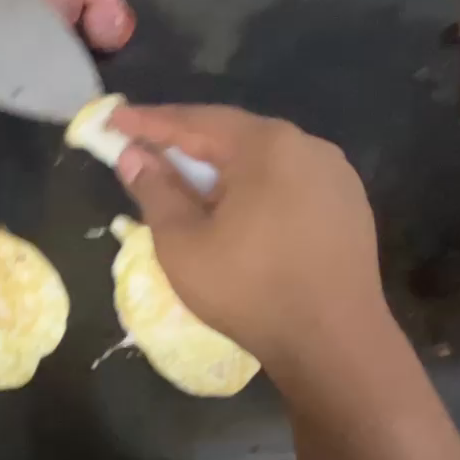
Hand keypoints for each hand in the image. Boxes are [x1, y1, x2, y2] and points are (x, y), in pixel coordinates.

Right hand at [109, 104, 390, 371]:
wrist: (331, 340)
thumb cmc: (247, 289)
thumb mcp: (183, 243)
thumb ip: (156, 193)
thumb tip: (133, 156)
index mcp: (266, 147)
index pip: (195, 122)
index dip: (148, 122)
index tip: (113, 119)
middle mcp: (307, 146)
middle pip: (232, 136)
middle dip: (185, 143)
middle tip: (145, 150)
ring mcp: (334, 175)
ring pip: (262, 161)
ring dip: (219, 169)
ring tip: (186, 185)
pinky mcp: (346, 206)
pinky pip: (286, 184)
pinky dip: (251, 189)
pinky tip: (235, 213)